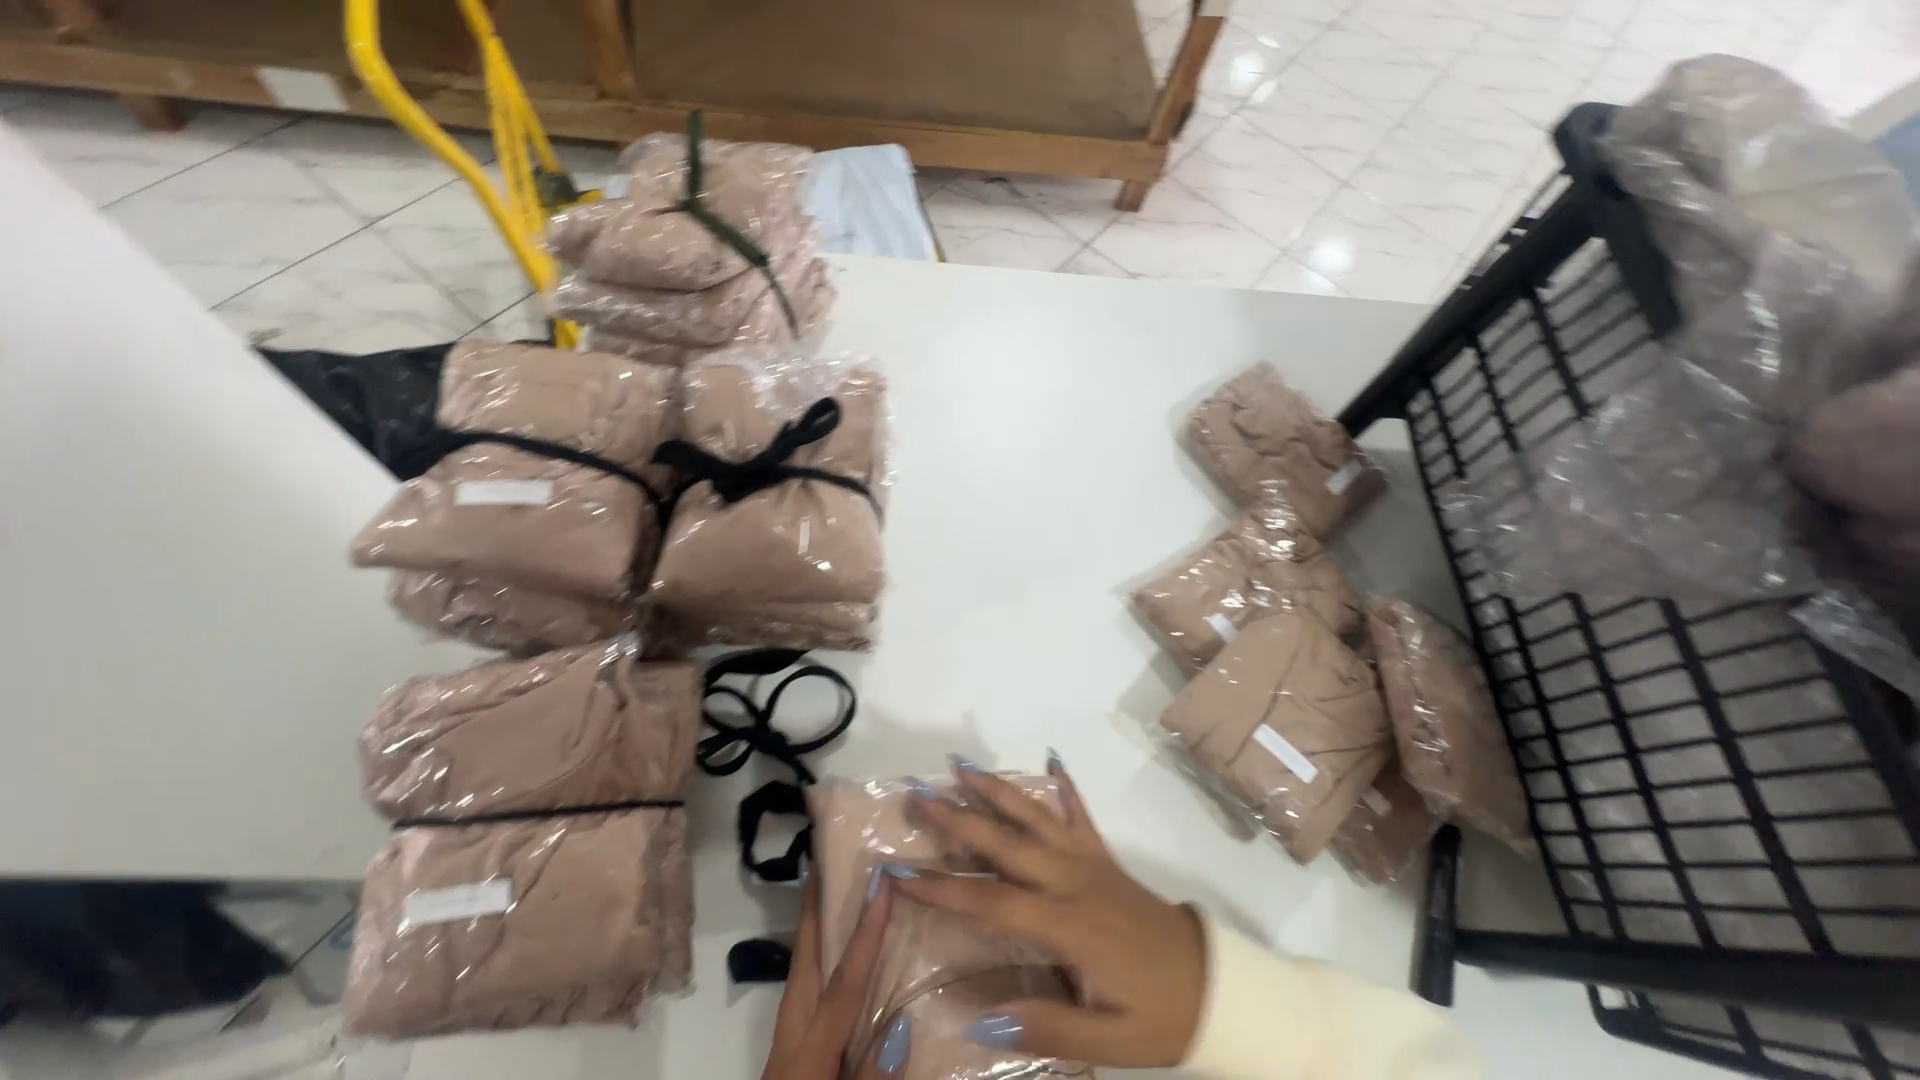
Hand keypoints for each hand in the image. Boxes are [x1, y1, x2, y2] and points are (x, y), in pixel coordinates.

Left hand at [762, 869, 913, 1079]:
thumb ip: (874, 1076)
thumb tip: (902, 1026)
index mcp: (807, 1056)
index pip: (843, 986)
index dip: (865, 936)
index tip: (881, 886)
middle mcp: (789, 1040)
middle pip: (803, 964)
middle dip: (811, 910)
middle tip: (819, 862)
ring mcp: (783, 1047)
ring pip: (800, 976)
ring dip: (813, 932)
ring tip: (828, 894)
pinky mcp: (787, 1056)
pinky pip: (803, 996)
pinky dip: (816, 962)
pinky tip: (831, 958)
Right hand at [888, 754, 1206, 1068]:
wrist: (1219, 986)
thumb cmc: (1161, 1015)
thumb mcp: (1109, 1040)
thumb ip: (1046, 1028)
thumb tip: (978, 1017)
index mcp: (1068, 925)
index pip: (992, 901)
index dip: (941, 888)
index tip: (898, 873)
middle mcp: (1074, 881)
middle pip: (1006, 843)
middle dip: (958, 819)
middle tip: (917, 795)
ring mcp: (1092, 863)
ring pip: (1037, 817)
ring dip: (997, 790)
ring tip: (961, 767)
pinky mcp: (1107, 859)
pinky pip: (1081, 815)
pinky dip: (1064, 786)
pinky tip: (1052, 760)